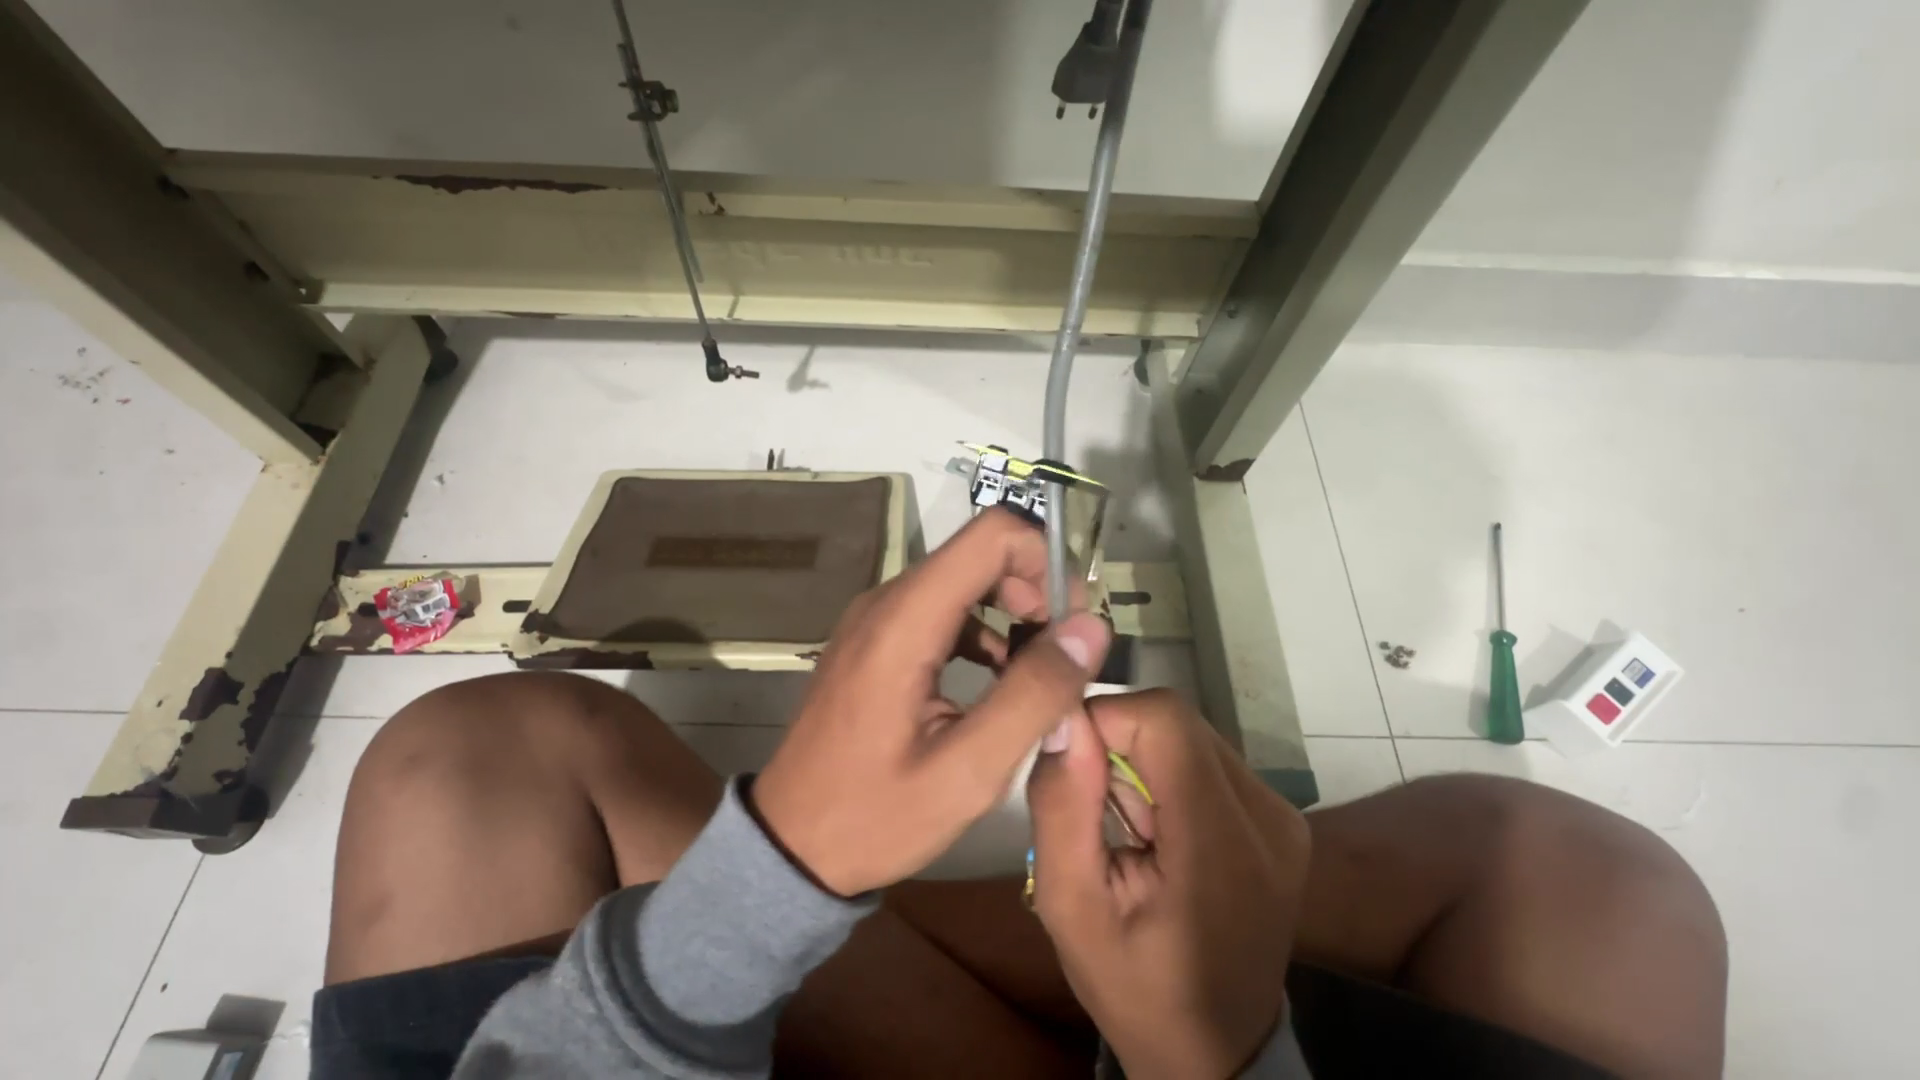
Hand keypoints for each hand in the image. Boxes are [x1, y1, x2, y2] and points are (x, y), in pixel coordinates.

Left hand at [752, 509, 1111, 896]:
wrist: (790, 845)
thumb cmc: (875, 817)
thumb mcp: (968, 772)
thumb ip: (1033, 695)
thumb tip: (1091, 628)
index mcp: (904, 621)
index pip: (992, 535)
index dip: (1045, 561)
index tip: (1072, 623)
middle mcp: (886, 602)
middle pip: (980, 554)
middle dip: (1035, 593)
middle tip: (1064, 657)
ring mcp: (876, 620)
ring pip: (964, 582)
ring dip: (1012, 615)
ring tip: (1038, 678)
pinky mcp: (875, 642)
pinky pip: (941, 611)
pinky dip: (982, 633)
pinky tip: (999, 683)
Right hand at [1027, 689, 1310, 1079]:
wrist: (1216, 1050)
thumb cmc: (1135, 987)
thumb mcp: (1071, 906)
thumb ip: (1064, 806)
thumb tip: (1063, 718)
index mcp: (1222, 843)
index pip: (1163, 718)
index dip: (1105, 721)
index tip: (1072, 769)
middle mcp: (1269, 815)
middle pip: (1178, 724)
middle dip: (1121, 749)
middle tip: (1100, 818)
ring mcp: (1284, 816)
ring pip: (1192, 737)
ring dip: (1145, 765)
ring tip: (1132, 835)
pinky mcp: (1283, 819)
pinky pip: (1209, 762)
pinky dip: (1170, 780)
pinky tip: (1161, 836)